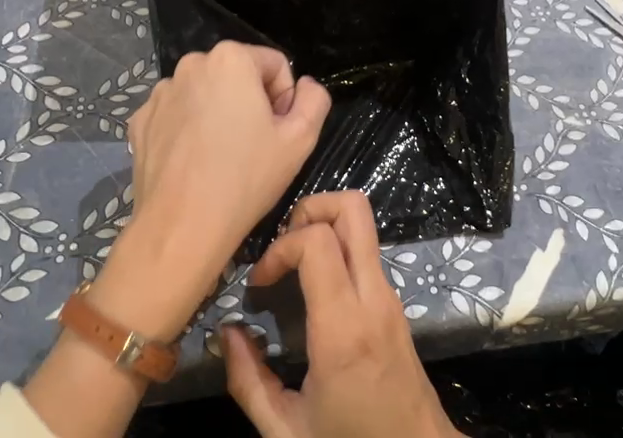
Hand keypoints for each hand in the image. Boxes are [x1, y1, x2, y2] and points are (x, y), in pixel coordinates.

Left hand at [87, 41, 329, 339]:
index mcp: (231, 58)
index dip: (284, 100)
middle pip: (238, 76)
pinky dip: (188, 130)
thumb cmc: (246, 178)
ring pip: (206, 94)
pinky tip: (194, 163)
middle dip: (250, 103)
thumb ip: (315, 99)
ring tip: (221, 158)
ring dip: (218, 115)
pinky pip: (177, 115)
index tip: (277, 134)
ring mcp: (160, 93)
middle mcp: (192, 64)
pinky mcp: (140, 120)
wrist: (181, 227)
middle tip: (253, 146)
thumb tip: (304, 85)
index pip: (275, 65)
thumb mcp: (301, 139)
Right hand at [222, 191, 461, 437]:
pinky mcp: (395, 302)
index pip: (318, 240)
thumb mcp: (286, 431)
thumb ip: (249, 382)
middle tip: (282, 247)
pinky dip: (336, 250)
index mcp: (344, 328)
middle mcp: (373, 297)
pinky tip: (311, 287)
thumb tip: (227, 334)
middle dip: (311, 209)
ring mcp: (390, 295)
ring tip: (291, 265)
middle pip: (354, 208)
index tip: (259, 283)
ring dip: (323, 227)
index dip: (280, 247)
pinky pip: (365, 252)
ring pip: (363, 224)